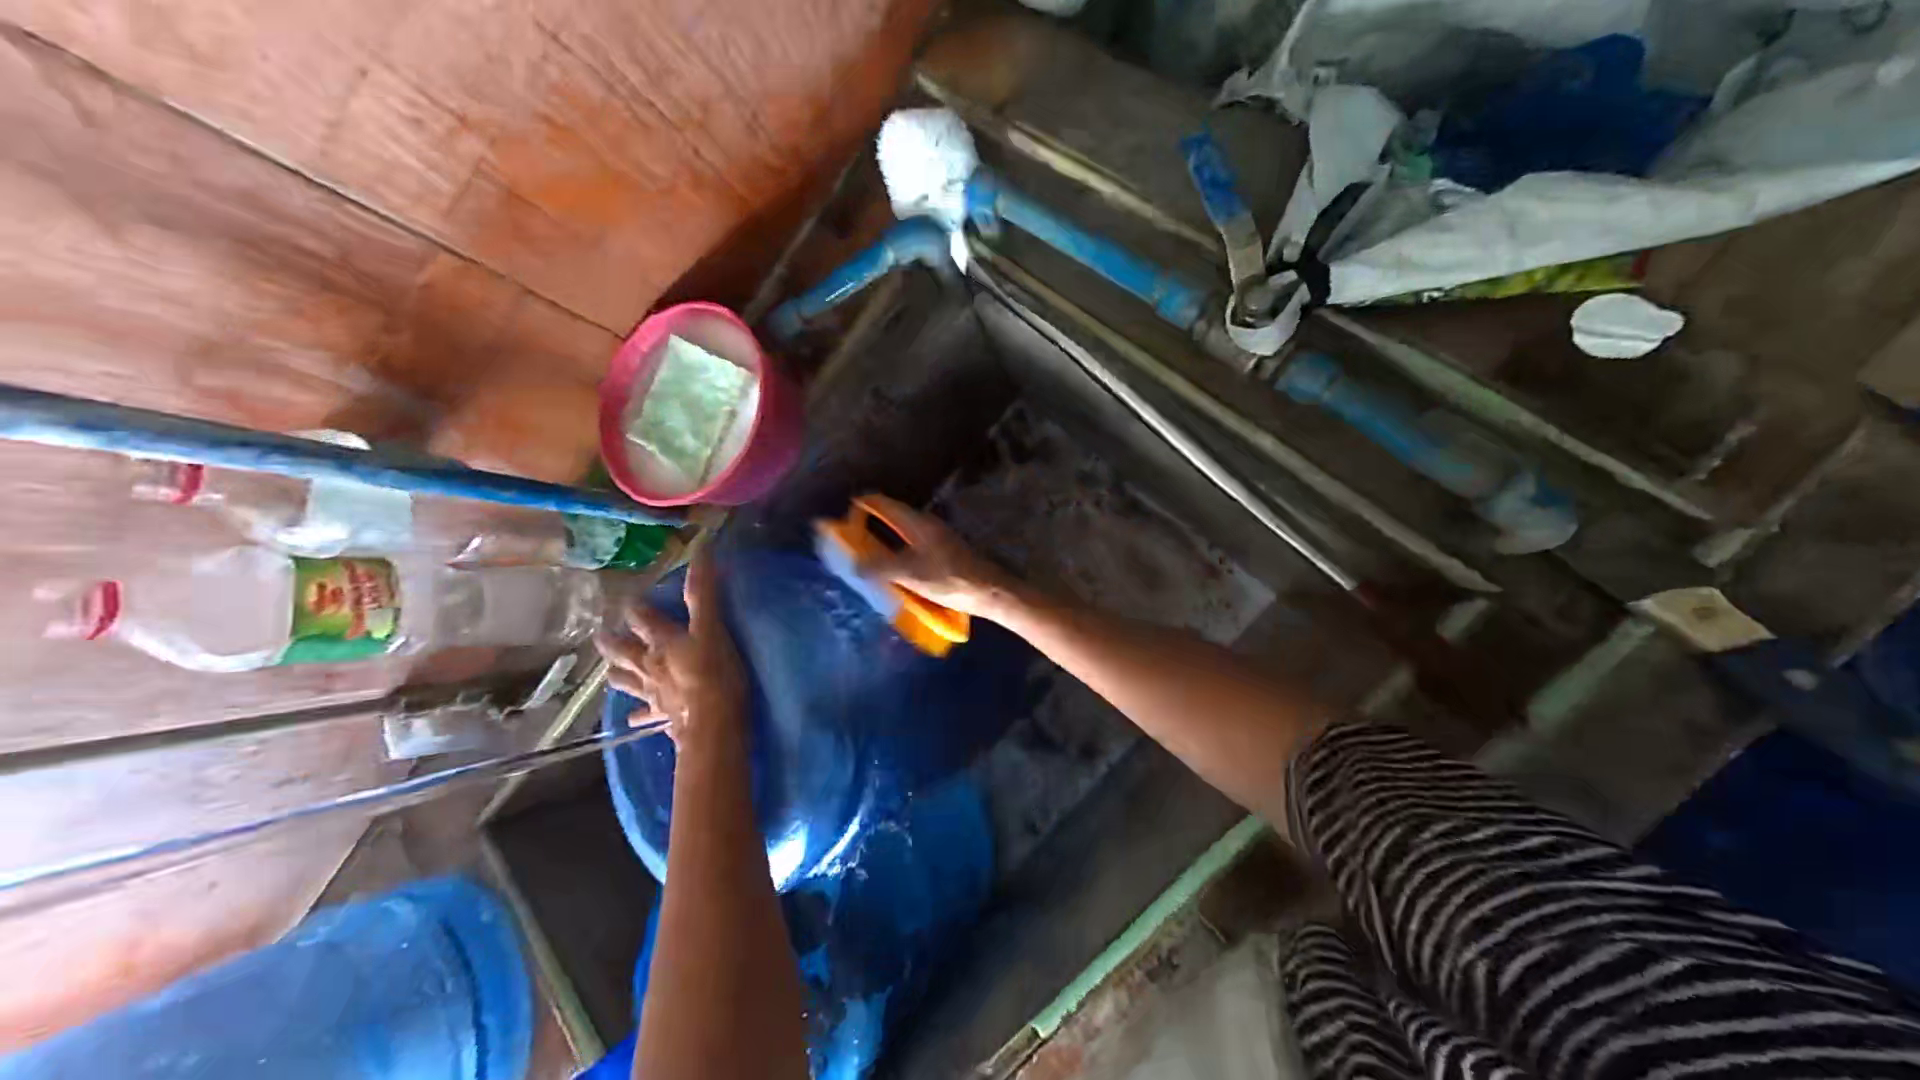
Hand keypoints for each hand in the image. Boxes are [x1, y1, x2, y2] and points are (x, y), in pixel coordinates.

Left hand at [596, 547, 746, 750]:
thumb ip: (704, 592)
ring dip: (618, 675)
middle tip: (600, 635)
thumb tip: (699, 548)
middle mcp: (650, 666)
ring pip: (627, 682)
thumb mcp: (712, 629)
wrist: (712, 728)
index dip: (636, 607)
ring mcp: (653, 694)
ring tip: (610, 672)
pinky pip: (645, 715)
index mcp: (662, 642)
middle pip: (624, 651)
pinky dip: (639, 715)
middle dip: (612, 642)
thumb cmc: (715, 675)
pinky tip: (634, 718)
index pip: (643, 618)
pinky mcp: (661, 717)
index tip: (630, 599)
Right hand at [858, 494, 1026, 622]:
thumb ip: (879, 567)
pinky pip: (912, 547)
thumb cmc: (949, 579)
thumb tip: (853, 564)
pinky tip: (894, 570)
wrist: (988, 592)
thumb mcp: (909, 574)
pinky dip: (898, 553)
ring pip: (903, 533)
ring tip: (867, 554)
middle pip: (892, 517)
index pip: (883, 503)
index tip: (845, 515)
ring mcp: (936, 538)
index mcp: (917, 522)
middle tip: (852, 538)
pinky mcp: (943, 553)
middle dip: (870, 525)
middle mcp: (926, 524)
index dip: (863, 505)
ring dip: (885, 541)